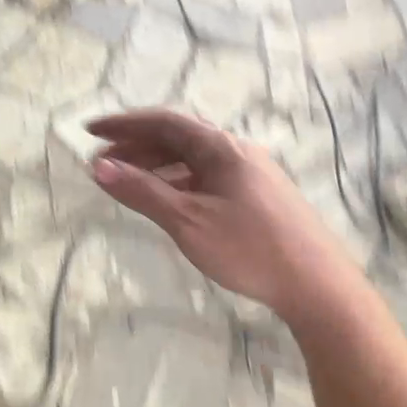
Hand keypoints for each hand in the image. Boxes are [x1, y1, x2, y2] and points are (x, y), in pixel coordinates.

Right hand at [87, 109, 360, 321]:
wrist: (316, 284)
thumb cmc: (248, 248)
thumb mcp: (186, 220)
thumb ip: (141, 191)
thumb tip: (99, 167)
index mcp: (221, 149)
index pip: (164, 122)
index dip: (124, 124)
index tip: (90, 131)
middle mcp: (236, 152)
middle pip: (177, 137)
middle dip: (134, 145)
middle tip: (100, 162)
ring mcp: (248, 174)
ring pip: (190, 158)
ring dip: (152, 164)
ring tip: (123, 180)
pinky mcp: (254, 196)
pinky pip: (203, 175)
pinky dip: (173, 180)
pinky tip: (162, 198)